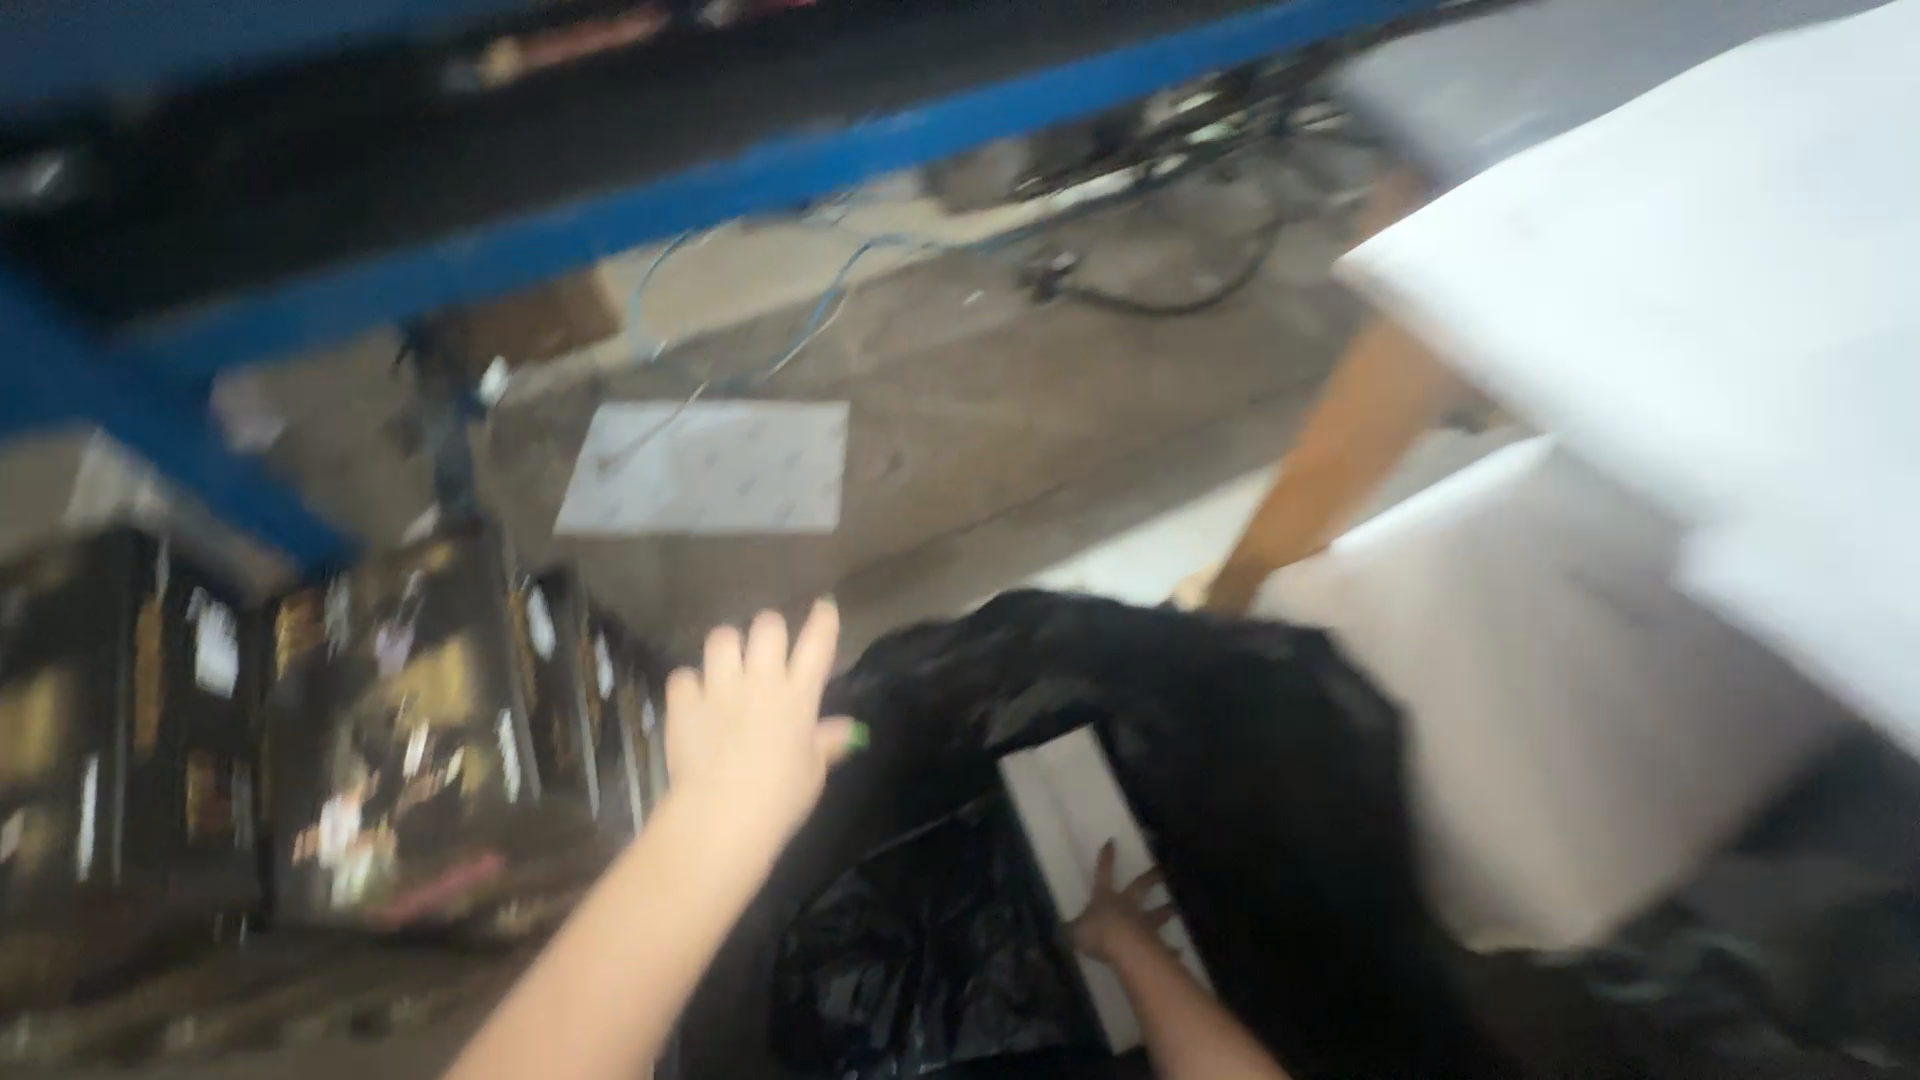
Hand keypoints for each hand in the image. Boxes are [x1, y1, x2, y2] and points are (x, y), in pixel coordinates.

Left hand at [662, 600, 863, 861]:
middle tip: (767, 649)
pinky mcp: (685, 704)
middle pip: (767, 626)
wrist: (720, 818)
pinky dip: (689, 686)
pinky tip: (693, 699)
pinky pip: (683, 676)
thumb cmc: (779, 800)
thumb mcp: (813, 773)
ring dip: (727, 648)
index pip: (817, 643)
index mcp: (798, 697)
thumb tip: (847, 728)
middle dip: (769, 630)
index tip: (823, 605)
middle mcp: (761, 682)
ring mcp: (720, 690)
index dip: (823, 619)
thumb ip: (826, 743)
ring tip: (727, 665)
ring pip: (722, 638)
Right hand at [1070, 840, 1173, 962]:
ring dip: (1165, 911)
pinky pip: (1163, 945)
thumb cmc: (1097, 934)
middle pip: (1139, 887)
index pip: (1104, 873)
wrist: (1123, 948)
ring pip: (1156, 914)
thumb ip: (1072, 930)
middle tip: (1161, 870)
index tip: (1112, 842)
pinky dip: (1170, 949)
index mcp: (1105, 898)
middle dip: (1149, 877)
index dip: (1106, 859)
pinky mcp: (1154, 943)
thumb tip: (1062, 929)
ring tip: (1175, 908)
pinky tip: (1179, 951)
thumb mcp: (1076, 932)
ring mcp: (1143, 923)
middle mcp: (1127, 906)